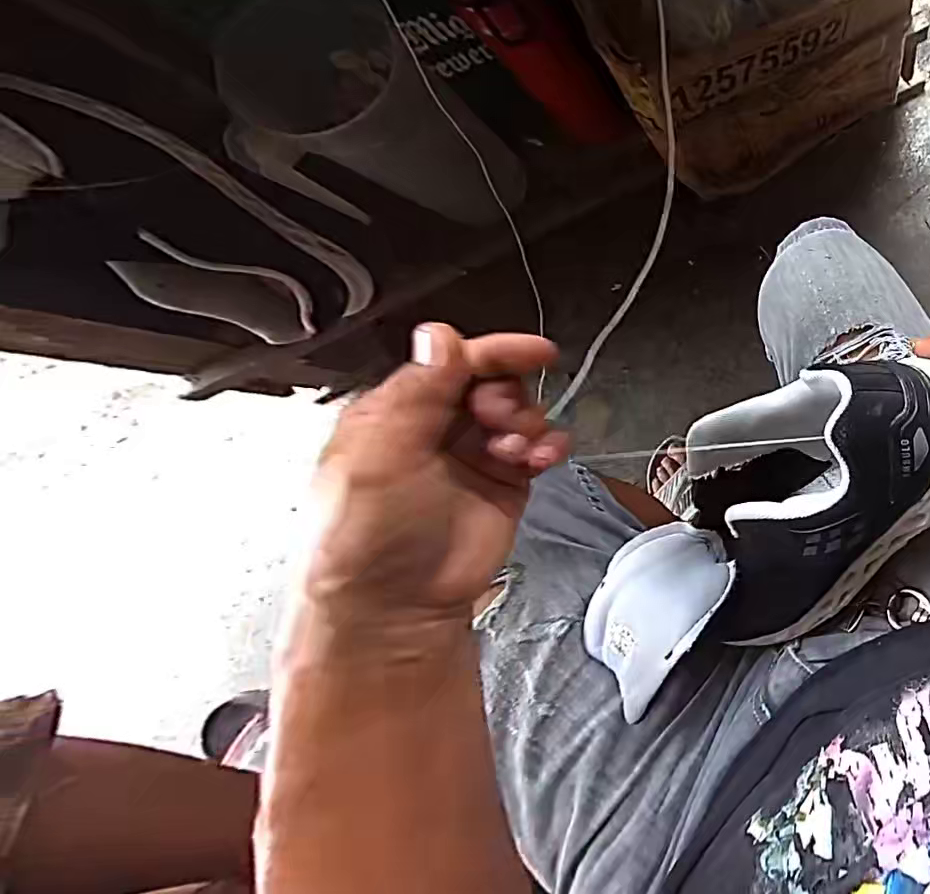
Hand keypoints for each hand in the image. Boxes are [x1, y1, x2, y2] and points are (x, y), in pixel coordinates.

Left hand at [302, 324, 568, 628]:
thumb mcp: (382, 459)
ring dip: (529, 426)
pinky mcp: (507, 478)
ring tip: (517, 453)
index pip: (452, 364)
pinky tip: (540, 460)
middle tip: (502, 422)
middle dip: (510, 397)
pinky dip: (549, 446)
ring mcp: (475, 453)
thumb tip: (441, 336)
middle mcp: (438, 427)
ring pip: (522, 412)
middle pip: (494, 384)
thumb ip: (417, 394)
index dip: (495, 353)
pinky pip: (540, 445)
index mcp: (397, 414)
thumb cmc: (368, 539)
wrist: (399, 606)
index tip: (536, 352)